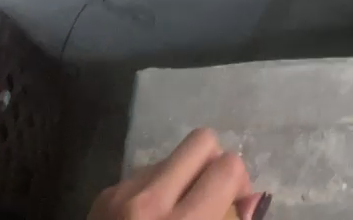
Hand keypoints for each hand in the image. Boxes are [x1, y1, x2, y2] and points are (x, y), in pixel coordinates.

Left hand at [89, 128, 269, 219]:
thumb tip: (250, 200)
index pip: (228, 167)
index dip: (238, 186)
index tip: (233, 210)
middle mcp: (148, 201)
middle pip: (202, 140)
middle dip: (214, 166)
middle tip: (211, 200)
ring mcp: (120, 194)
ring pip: (172, 157)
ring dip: (183, 180)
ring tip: (176, 218)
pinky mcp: (102, 196)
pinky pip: (145, 174)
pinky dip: (156, 192)